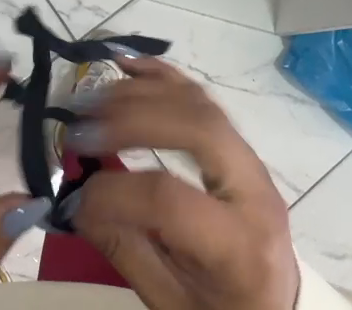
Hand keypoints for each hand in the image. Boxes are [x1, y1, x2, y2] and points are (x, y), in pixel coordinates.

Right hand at [67, 57, 299, 309]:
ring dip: (141, 92)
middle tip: (82, 127)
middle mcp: (255, 192)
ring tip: (92, 100)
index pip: (171, 200)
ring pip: (200, 104)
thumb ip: (125, 248)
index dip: (115, 192)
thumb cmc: (219, 308)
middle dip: (132, 119)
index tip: (78, 198)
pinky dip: (162, 75)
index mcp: (240, 247)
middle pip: (197, 130)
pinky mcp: (239, 144)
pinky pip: (202, 97)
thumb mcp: (171, 300)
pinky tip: (125, 66)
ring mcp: (251, 161)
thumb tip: (77, 199)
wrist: (274, 306)